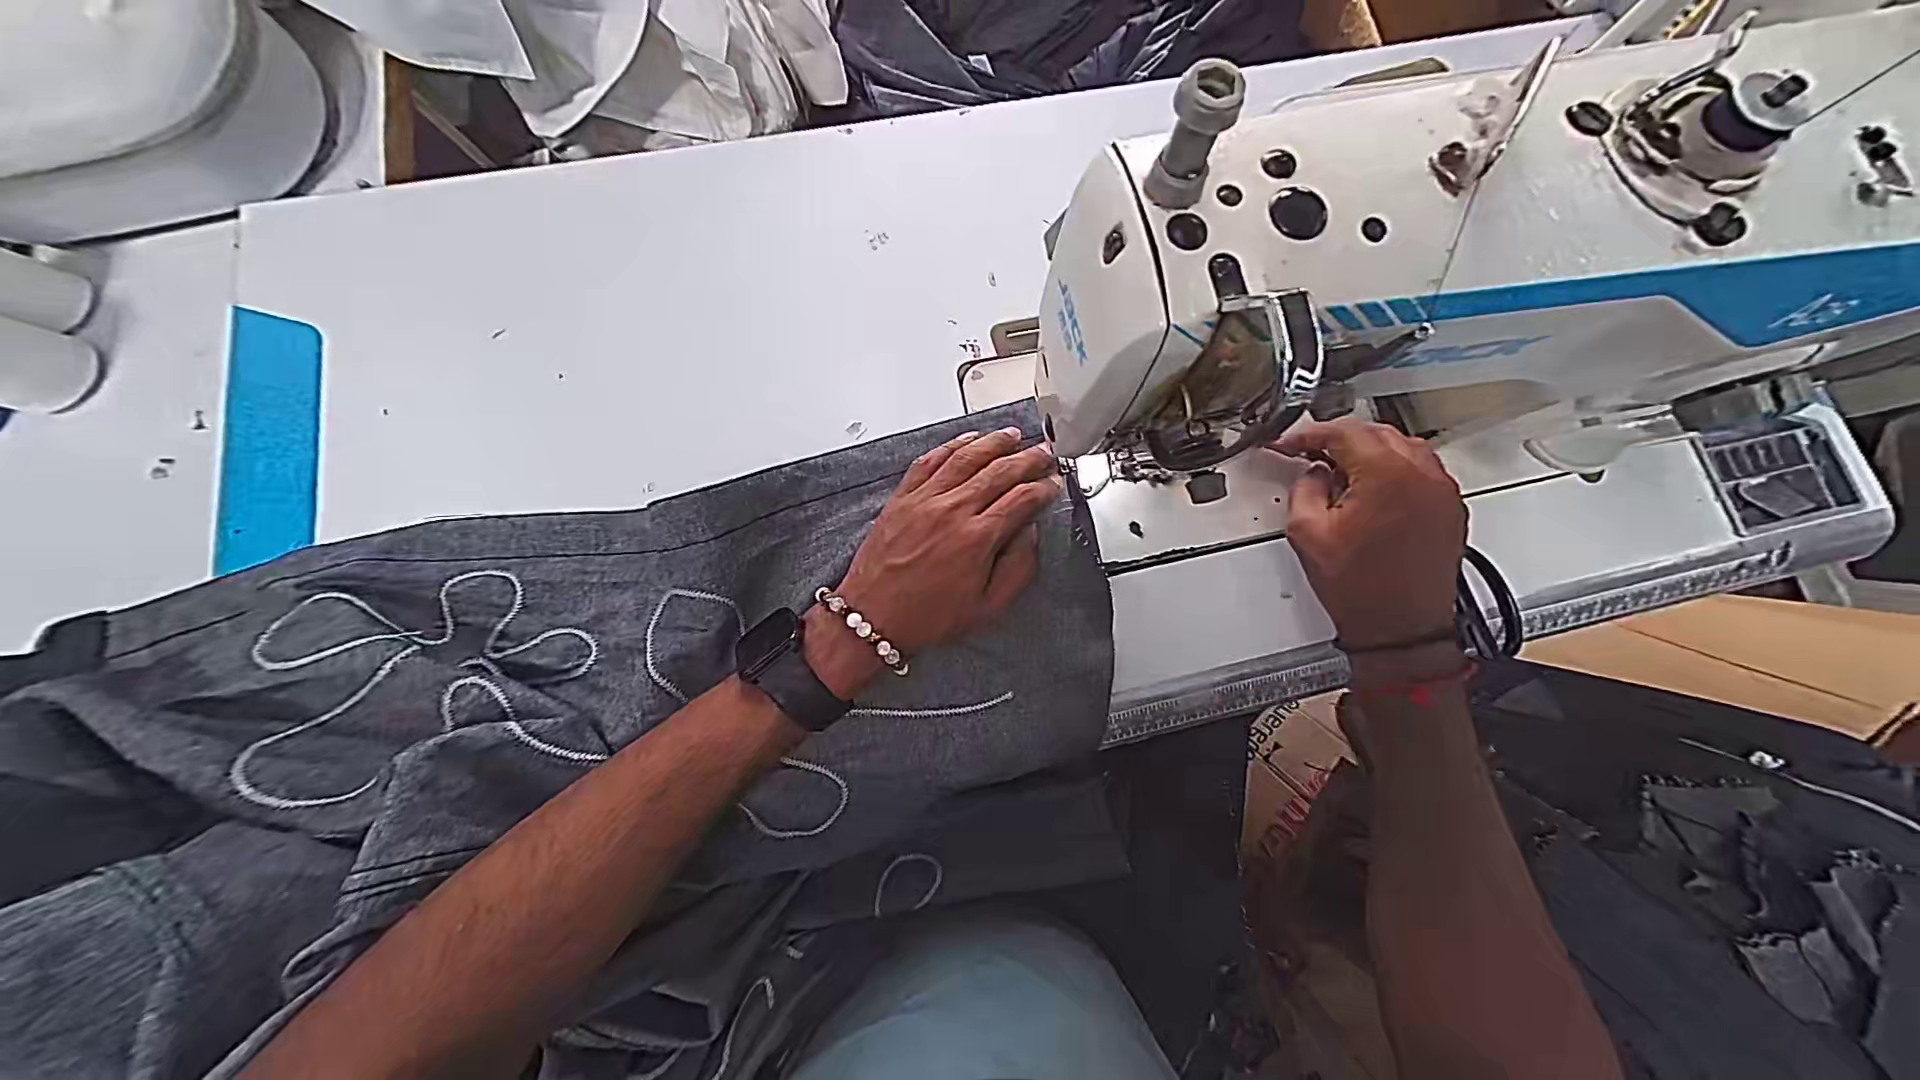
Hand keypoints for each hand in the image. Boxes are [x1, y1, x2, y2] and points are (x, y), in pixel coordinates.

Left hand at [805, 427, 1061, 696]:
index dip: (1043, 487)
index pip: (1022, 498)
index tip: (1053, 484)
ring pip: (966, 458)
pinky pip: (930, 461)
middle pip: (999, 471)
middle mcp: (952, 511)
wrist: (874, 617)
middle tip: (1043, 453)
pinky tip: (967, 440)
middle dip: (1028, 458)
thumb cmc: (926, 616)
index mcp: (976, 539)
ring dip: (994, 442)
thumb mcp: (987, 607)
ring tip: (1013, 436)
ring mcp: (924, 501)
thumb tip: (1031, 535)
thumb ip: (1018, 568)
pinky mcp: (902, 498)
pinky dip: (952, 446)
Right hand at [1272, 418, 1465, 652]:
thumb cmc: (1362, 588)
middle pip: (1375, 432)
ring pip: (1402, 447)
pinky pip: (1421, 470)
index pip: (1343, 433)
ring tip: (1336, 470)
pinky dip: (1392, 469)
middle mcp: (1422, 476)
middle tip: (1307, 452)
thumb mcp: (1307, 533)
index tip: (1290, 442)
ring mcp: (1441, 492)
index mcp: (1386, 476)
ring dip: (1367, 450)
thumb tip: (1311, 473)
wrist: (1400, 627)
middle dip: (1337, 439)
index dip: (1308, 434)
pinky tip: (1368, 488)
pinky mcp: (1449, 508)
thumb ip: (1304, 489)